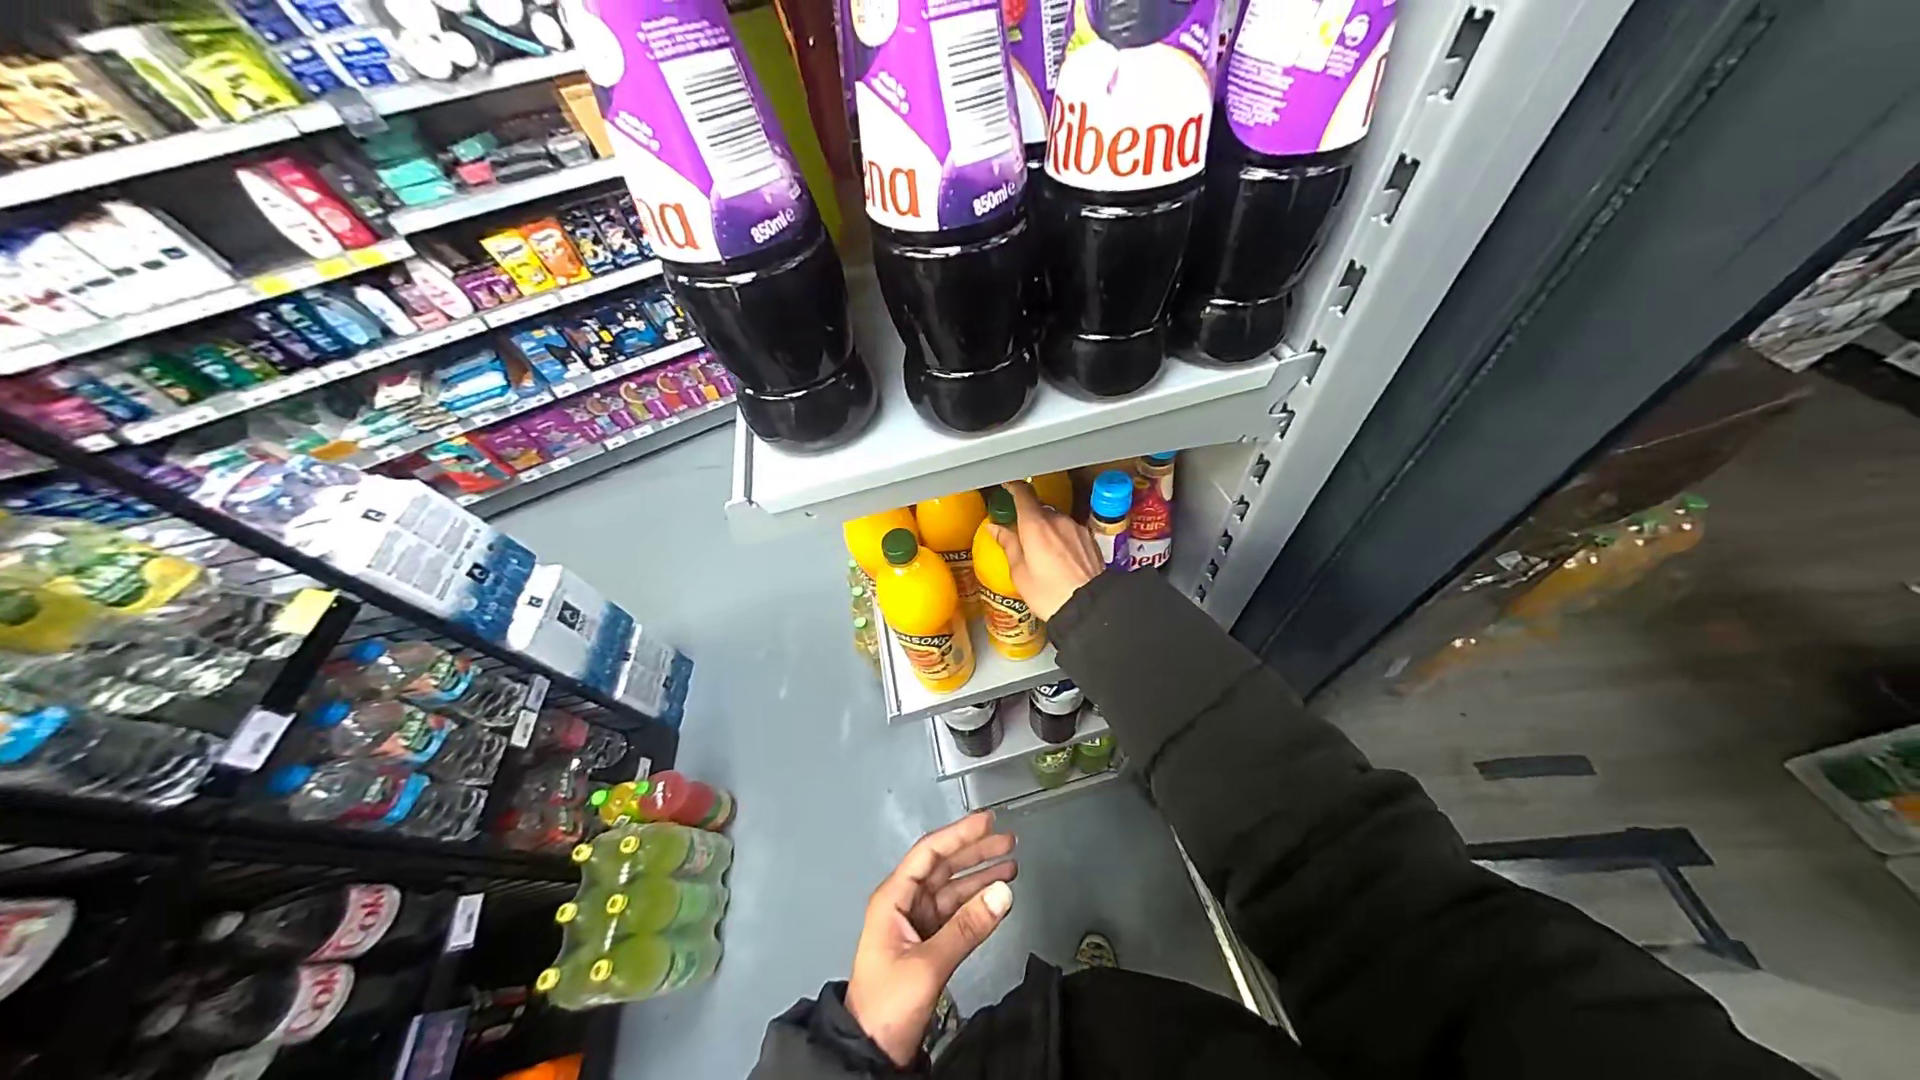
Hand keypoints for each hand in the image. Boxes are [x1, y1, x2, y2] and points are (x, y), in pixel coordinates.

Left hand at [845, 812, 1017, 1066]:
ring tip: (1010, 865)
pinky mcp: (927, 942)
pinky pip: (956, 912)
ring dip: (980, 876)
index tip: (987, 822)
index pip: (929, 853)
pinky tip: (996, 896)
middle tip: (1007, 841)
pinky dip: (976, 903)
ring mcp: (916, 922)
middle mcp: (904, 902)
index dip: (959, 834)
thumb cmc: (887, 1003)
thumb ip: (967, 928)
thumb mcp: (928, 964)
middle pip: (943, 866)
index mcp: (893, 898)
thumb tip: (1002, 892)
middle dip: (975, 852)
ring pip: (953, 888)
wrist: (869, 1050)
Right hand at [988, 481, 1102, 621]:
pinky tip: (1058, 557)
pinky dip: (1061, 537)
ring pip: (1056, 520)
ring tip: (1040, 551)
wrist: (1089, 607)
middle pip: (1039, 508)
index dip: (1013, 487)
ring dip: (1046, 528)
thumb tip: (996, 528)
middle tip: (1019, 532)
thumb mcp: (1019, 572)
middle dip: (1028, 517)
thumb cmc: (1050, 594)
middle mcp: (1058, 520)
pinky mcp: (1090, 539)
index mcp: (1036, 525)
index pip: (1023, 494)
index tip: (1007, 487)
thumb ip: (1008, 544)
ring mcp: (1076, 528)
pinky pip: (1069, 531)